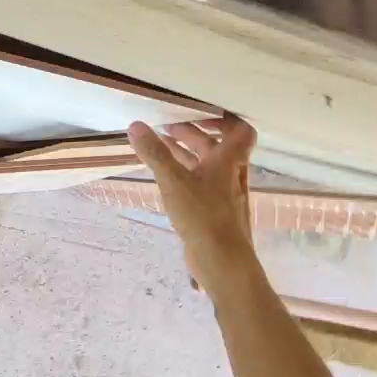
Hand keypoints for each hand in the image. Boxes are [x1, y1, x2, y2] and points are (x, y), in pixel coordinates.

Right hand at [128, 116, 257, 291]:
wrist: (224, 264)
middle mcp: (232, 175)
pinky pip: (203, 184)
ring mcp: (226, 195)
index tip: (198, 113)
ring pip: (209, 166)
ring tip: (160, 148)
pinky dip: (186, 174)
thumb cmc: (203, 216)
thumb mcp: (172, 180)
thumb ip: (154, 152)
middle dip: (193, 134)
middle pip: (217, 146)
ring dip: (187, 154)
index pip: (240, 130)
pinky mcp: (218, 213)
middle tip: (166, 128)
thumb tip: (136, 125)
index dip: (223, 118)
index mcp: (228, 162)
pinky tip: (167, 179)